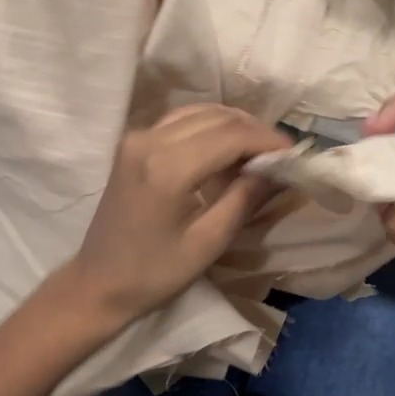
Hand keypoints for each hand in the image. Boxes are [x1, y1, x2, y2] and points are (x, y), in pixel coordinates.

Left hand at [64, 104, 290, 322]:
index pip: (231, 135)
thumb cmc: (154, 273)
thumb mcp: (208, 242)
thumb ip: (244, 199)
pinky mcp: (132, 143)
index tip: (295, 153)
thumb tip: (278, 170)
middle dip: (253, 131)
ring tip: (258, 152)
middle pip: (217, 117)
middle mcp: (149, 140)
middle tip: (280, 154)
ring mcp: (137, 138)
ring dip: (233, 126)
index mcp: (167, 167)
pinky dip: (209, 128)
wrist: (98, 283)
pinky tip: (226, 150)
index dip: (267, 139)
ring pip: (199, 113)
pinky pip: (180, 121)